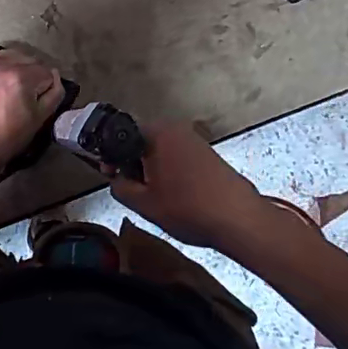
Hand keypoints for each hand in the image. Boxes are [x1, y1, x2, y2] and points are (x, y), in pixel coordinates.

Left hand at [0, 44, 65, 182]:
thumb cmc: (8, 137)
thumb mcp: (40, 119)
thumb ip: (54, 94)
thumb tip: (55, 78)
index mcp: (22, 78)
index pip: (47, 72)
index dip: (47, 87)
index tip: (40, 100)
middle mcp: (4, 65)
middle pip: (32, 60)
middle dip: (34, 76)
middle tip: (28, 95)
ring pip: (13, 54)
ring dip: (18, 66)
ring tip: (14, 85)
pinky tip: (1, 71)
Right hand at [108, 121, 273, 250]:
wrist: (238, 219)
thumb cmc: (187, 209)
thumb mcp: (143, 203)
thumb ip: (120, 187)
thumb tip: (116, 178)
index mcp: (158, 133)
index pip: (122, 134)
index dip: (111, 155)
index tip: (109, 174)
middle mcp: (177, 129)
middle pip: (143, 141)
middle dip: (133, 162)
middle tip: (131, 189)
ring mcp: (195, 140)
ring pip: (161, 151)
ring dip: (152, 169)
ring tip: (153, 196)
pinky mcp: (208, 154)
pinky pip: (178, 157)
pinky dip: (170, 171)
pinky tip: (174, 195)